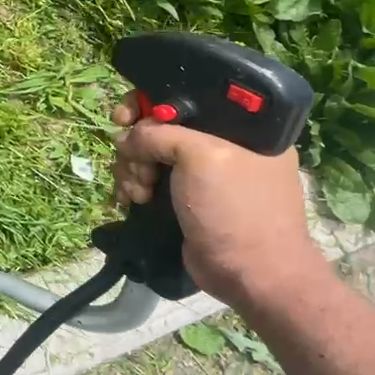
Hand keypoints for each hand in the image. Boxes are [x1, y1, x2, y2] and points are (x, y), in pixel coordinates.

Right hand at [112, 91, 322, 307]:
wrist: (249, 274)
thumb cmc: (235, 208)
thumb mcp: (200, 155)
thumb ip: (155, 133)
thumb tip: (126, 141)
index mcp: (243, 134)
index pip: (183, 100)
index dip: (147, 103)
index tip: (125, 118)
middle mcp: (222, 150)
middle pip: (155, 127)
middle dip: (135, 144)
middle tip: (134, 162)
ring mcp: (200, 177)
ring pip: (144, 154)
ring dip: (131, 169)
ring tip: (138, 191)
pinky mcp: (182, 198)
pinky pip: (143, 177)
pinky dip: (132, 185)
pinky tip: (134, 199)